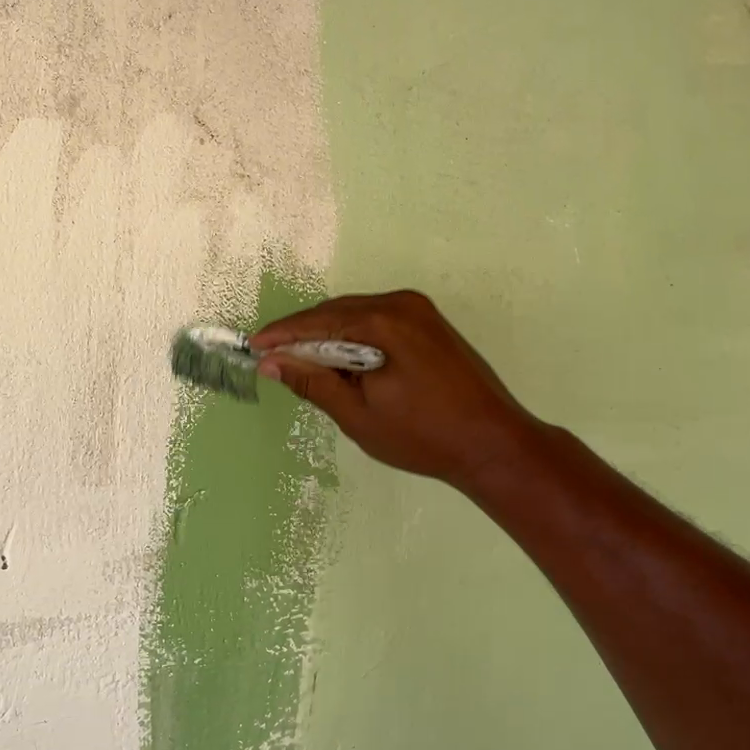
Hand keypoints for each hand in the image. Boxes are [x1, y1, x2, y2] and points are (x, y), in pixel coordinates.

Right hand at [251, 290, 543, 485]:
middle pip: (336, 311)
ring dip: (327, 334)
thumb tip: (271, 363)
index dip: (282, 335)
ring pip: (356, 314)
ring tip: (303, 362)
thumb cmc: (423, 435)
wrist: (495, 445)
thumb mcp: (357, 413)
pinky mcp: (430, 324)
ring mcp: (420, 311)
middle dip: (303, 334)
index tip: (253, 348)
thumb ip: (312, 381)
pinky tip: (341, 360)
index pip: (317, 321)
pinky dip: (353, 336)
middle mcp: (402, 304)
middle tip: (274, 359)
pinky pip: (377, 320)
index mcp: (384, 322)